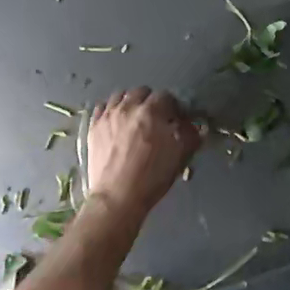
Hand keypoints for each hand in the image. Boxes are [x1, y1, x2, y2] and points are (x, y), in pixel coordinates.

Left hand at [86, 88, 202, 220]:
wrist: (117, 197)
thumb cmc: (152, 177)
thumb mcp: (179, 157)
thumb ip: (191, 136)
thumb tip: (196, 126)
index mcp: (151, 111)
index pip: (166, 96)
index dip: (173, 107)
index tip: (176, 119)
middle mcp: (128, 107)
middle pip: (141, 92)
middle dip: (151, 101)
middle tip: (155, 118)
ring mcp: (108, 116)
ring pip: (120, 96)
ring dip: (130, 102)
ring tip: (134, 117)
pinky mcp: (93, 127)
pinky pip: (102, 107)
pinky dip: (110, 110)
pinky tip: (115, 121)